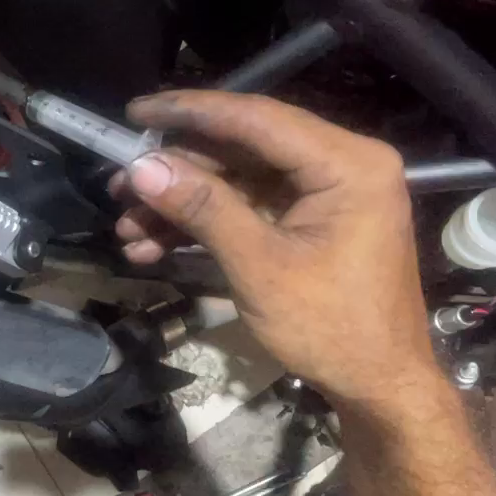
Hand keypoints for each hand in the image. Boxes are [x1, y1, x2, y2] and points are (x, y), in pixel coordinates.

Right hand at [113, 91, 437, 411]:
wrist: (376, 383)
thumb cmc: (331, 326)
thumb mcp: (259, 266)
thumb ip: (203, 209)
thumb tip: (142, 167)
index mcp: (345, 164)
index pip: (256, 119)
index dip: (190, 113)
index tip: (135, 111)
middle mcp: (337, 166)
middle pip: (239, 151)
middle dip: (175, 172)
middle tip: (119, 185)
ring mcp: (319, 197)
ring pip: (234, 184)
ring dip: (179, 207)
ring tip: (128, 229)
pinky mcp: (304, 224)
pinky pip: (243, 211)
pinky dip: (200, 228)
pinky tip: (153, 248)